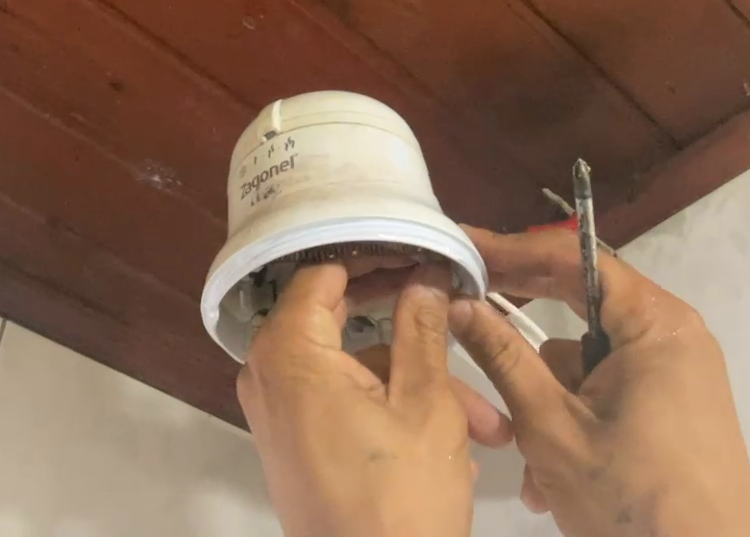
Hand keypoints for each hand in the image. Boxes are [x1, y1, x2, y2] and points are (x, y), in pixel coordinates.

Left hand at [236, 261, 475, 536]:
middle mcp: (267, 372)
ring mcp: (277, 410)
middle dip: (408, 331)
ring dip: (412, 382)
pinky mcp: (291, 442)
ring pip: (351, 369)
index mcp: (288, 350)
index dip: (370, 259)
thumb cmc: (400, 497)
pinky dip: (386, 407)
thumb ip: (421, 328)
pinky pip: (338, 400)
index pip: (322, 274)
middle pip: (339, 321)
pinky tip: (454, 433)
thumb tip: (423, 274)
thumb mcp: (425, 403)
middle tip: (455, 320)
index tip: (414, 253)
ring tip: (482, 418)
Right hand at [450, 225, 749, 536]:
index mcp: (654, 323)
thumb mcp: (550, 425)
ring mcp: (674, 372)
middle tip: (460, 303)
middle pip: (576, 298)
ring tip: (522, 453)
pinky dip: (572, 415)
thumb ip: (500, 354)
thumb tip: (454, 299)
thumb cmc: (634, 504)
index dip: (508, 248)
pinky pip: (605, 388)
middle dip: (519, 319)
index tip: (459, 246)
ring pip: (584, 355)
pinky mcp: (672, 407)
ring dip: (544, 392)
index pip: (569, 256)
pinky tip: (551, 475)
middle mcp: (670, 334)